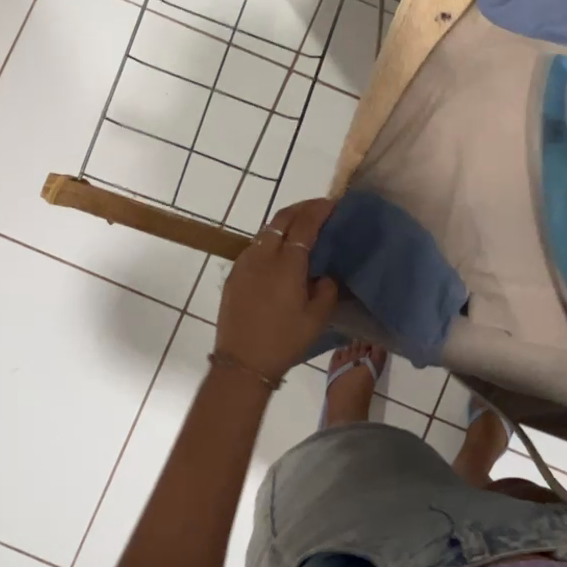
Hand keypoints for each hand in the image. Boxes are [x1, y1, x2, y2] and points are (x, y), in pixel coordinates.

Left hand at [215, 199, 340, 379]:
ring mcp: (244, 263)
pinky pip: (255, 247)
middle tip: (319, 208)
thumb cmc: (284, 341)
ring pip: (266, 231)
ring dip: (285, 223)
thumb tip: (325, 275)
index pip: (304, 225)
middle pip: (281, 219)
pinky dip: (271, 240)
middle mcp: (263, 256)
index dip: (319, 210)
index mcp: (286, 264)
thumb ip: (327, 289)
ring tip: (301, 228)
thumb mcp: (317, 318)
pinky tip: (280, 253)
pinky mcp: (234, 275)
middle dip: (301, 208)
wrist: (242, 362)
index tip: (332, 203)